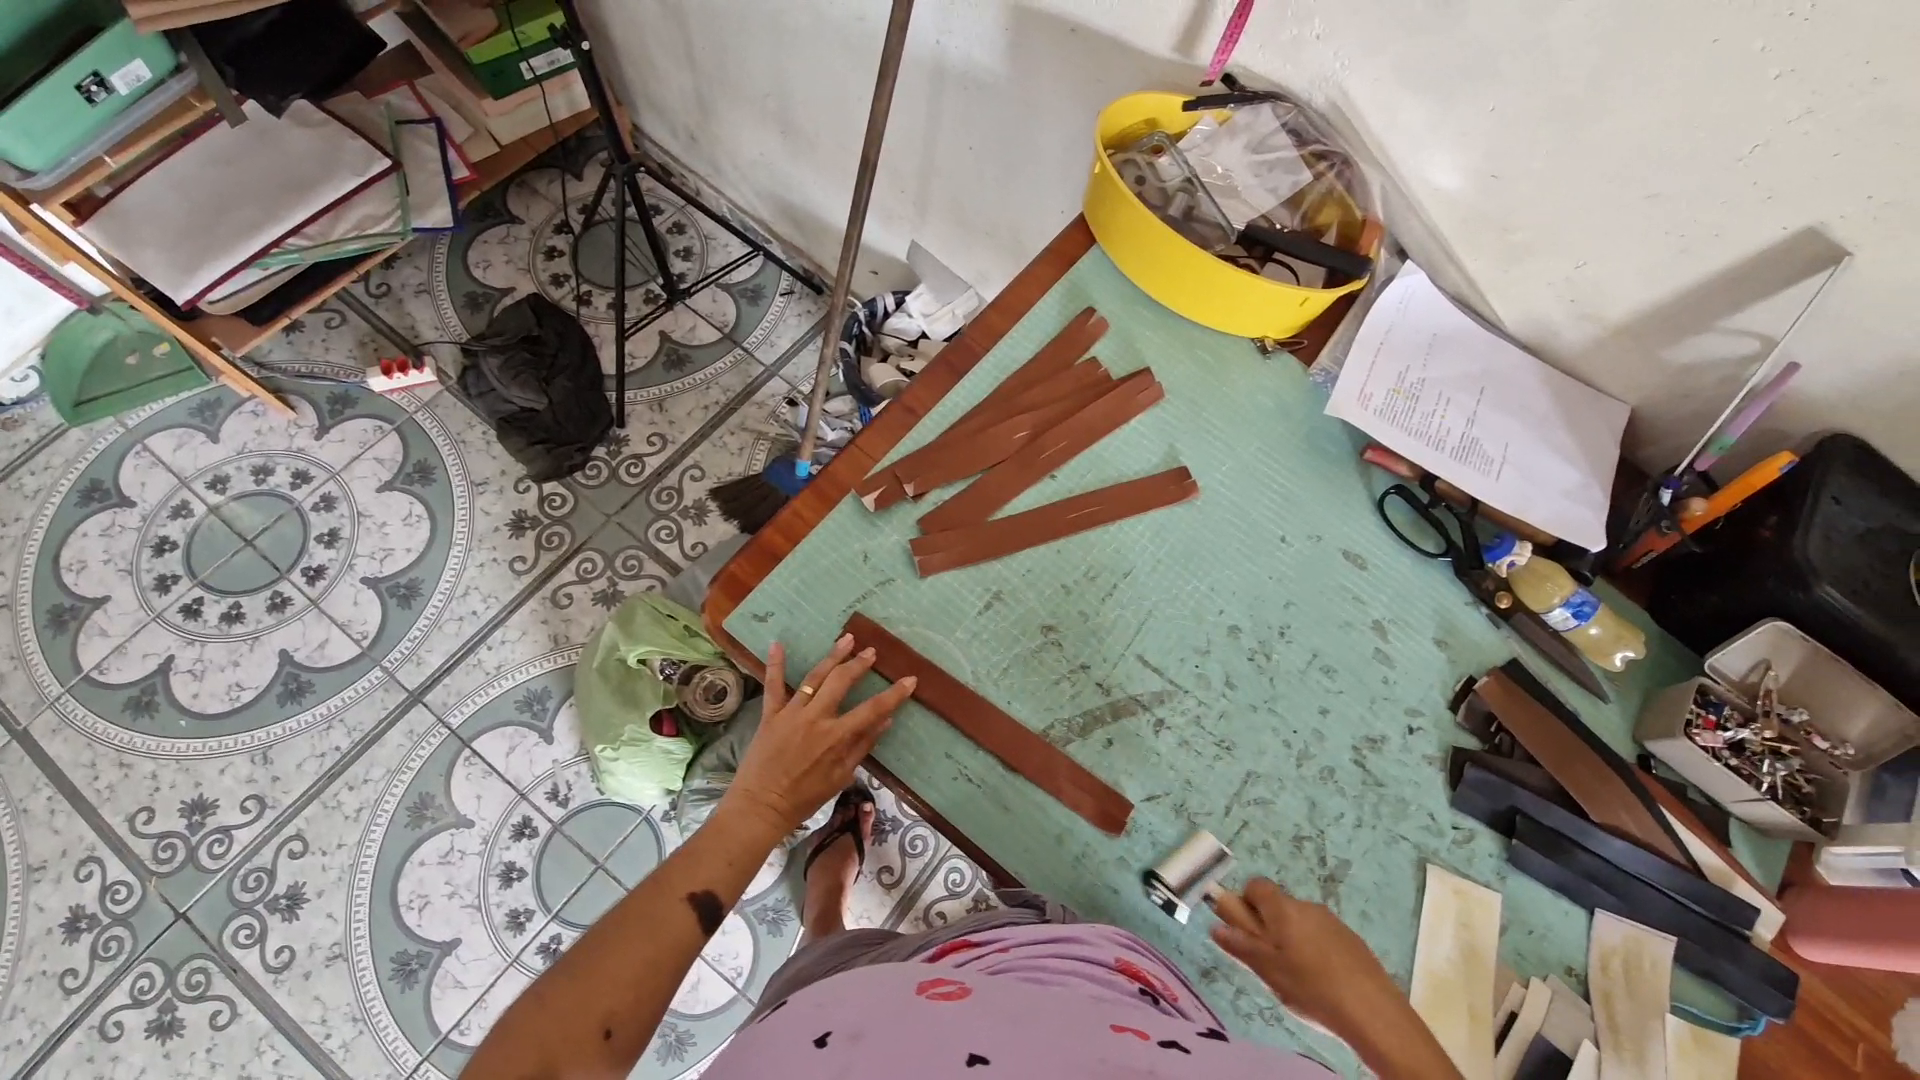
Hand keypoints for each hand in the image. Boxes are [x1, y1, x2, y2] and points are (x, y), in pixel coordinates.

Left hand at [724, 634, 916, 833]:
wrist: (761, 806)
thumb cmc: (805, 798)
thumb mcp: (841, 776)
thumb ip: (862, 746)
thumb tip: (886, 722)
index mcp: (836, 737)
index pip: (872, 709)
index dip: (894, 694)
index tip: (909, 680)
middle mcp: (816, 719)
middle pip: (842, 682)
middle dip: (859, 664)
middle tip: (871, 652)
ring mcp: (792, 713)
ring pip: (815, 677)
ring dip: (833, 656)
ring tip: (846, 639)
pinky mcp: (771, 714)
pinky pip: (774, 685)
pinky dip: (775, 664)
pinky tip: (777, 644)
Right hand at [1207, 877, 1401, 1033]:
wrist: (1373, 1011)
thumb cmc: (1311, 987)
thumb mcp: (1268, 971)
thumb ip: (1241, 946)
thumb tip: (1216, 927)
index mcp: (1283, 909)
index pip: (1255, 885)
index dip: (1245, 903)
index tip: (1246, 932)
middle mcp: (1307, 906)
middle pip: (1277, 906)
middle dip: (1268, 928)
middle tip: (1269, 963)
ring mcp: (1333, 922)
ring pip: (1300, 923)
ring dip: (1291, 941)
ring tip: (1297, 979)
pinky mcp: (1352, 940)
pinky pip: (1321, 936)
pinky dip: (1315, 951)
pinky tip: (1322, 982)